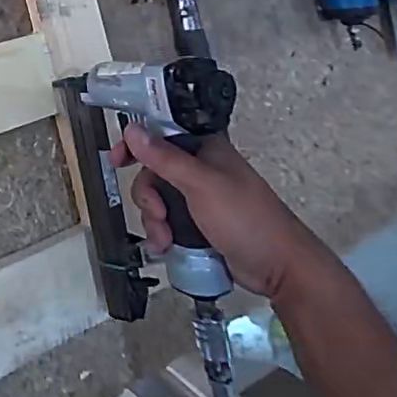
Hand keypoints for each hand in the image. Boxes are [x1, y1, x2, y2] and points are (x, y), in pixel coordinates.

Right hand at [109, 124, 331, 298]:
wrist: (278, 266)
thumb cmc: (244, 218)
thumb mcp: (200, 184)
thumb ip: (164, 157)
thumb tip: (132, 129)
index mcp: (204, 146)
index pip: (161, 132)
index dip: (137, 143)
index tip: (117, 158)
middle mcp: (199, 166)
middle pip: (153, 170)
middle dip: (148, 195)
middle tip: (157, 213)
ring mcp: (198, 195)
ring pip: (157, 197)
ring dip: (154, 219)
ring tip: (165, 238)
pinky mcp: (198, 221)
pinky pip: (167, 219)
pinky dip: (162, 231)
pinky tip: (167, 246)